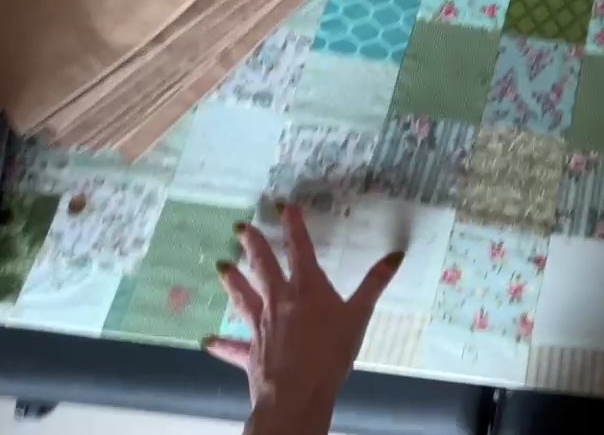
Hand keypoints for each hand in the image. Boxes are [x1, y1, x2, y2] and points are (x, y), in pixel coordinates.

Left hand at [203, 204, 403, 434]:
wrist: (296, 396)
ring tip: (220, 267)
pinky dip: (221, 345)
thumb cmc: (330, 352)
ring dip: (232, 282)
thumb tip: (396, 255)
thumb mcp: (359, 315)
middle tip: (241, 226)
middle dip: (254, 245)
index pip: (300, 248)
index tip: (286, 206)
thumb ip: (375, 284)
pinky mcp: (251, 353)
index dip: (294, 225)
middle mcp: (280, 300)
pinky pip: (233, 347)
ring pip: (244, 298)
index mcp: (307, 287)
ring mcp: (261, 327)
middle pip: (264, 267)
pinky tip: (207, 342)